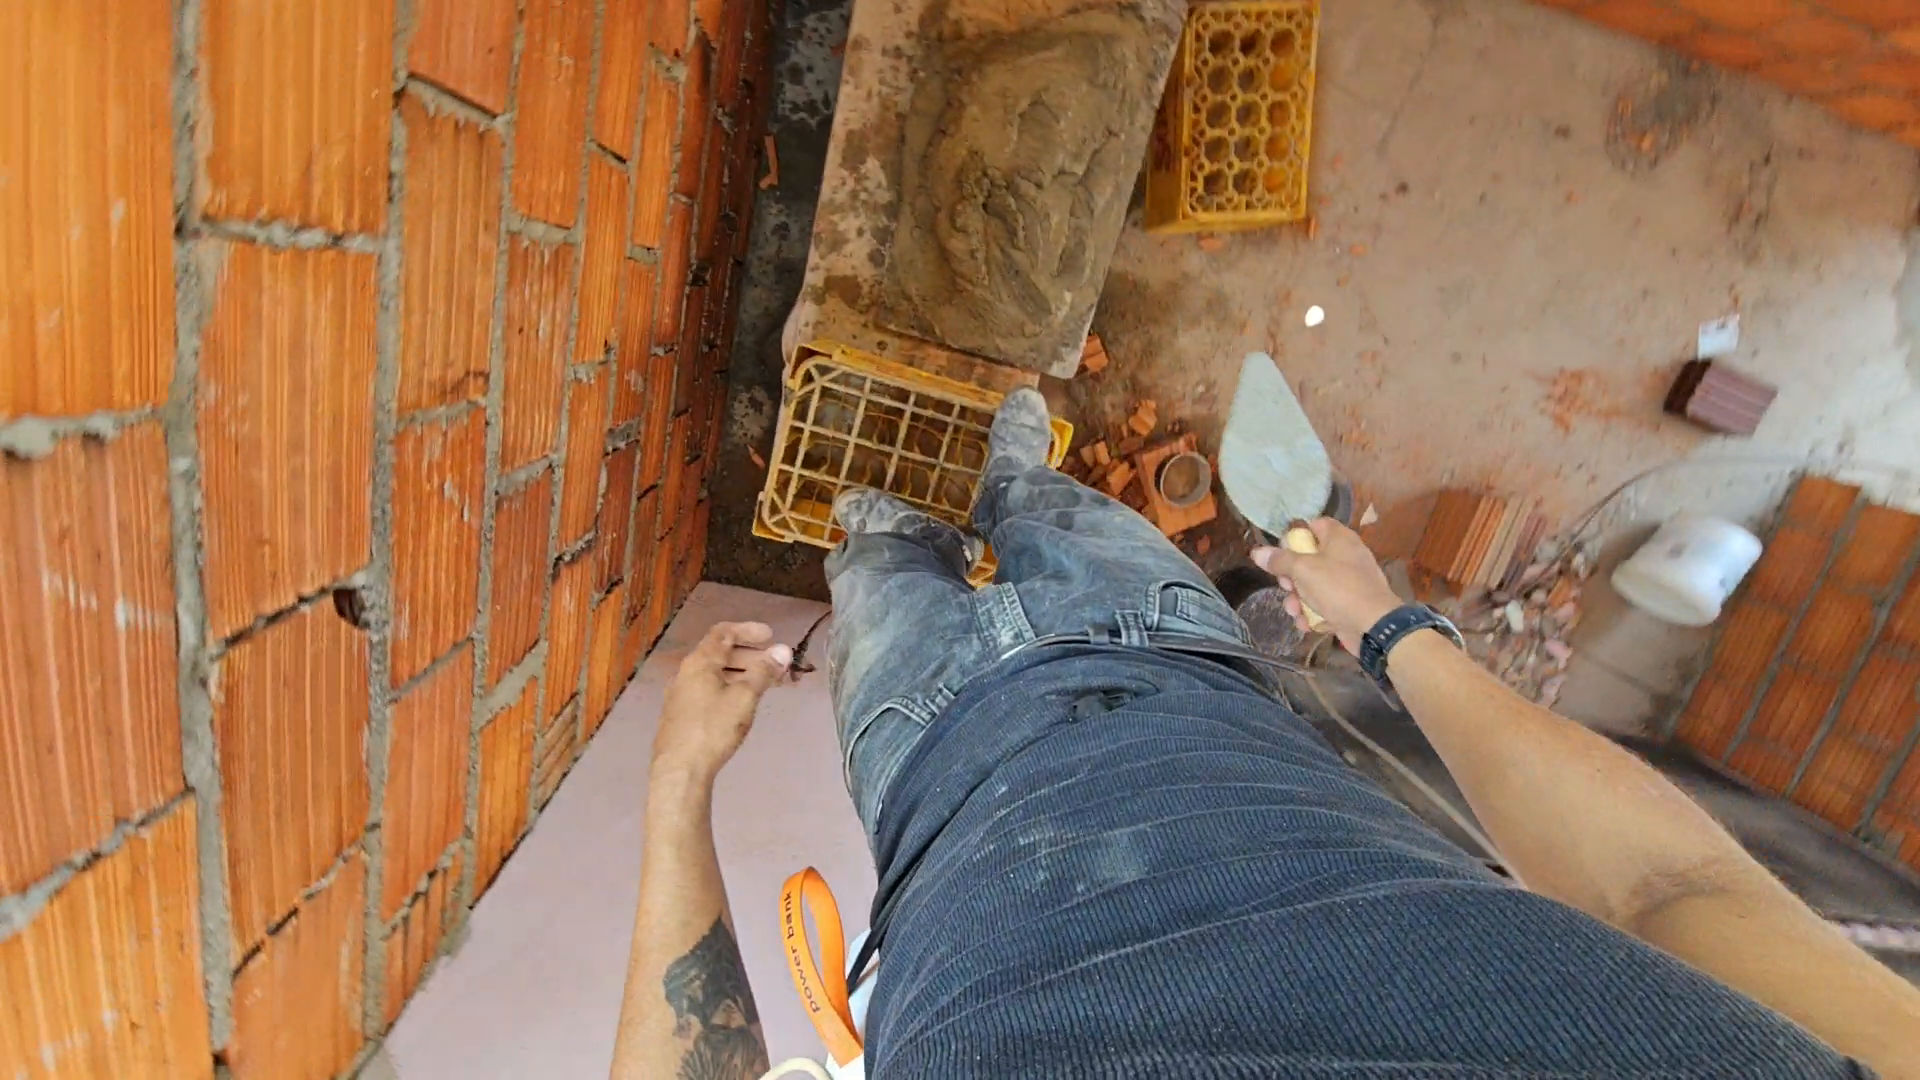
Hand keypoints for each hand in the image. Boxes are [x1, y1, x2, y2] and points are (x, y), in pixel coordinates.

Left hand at [651, 622, 792, 782]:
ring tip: (764, 686)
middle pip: (720, 653)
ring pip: (715, 674)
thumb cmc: (714, 728)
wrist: (680, 770)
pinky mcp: (680, 716)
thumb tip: (782, 650)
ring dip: (742, 674)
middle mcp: (686, 673)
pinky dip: (729, 688)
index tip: (770, 636)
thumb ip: (764, 671)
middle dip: (750, 655)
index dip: (748, 630)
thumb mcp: (745, 697)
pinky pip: (708, 690)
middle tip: (774, 665)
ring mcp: (681, 695)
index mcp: (700, 662)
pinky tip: (741, 705)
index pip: (723, 632)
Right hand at [1251, 518, 1401, 655]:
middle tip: (1285, 585)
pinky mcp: (1349, 603)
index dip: (1296, 536)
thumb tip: (1257, 552)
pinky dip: (1314, 612)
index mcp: (1339, 539)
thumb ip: (1279, 560)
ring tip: (1294, 610)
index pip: (1315, 525)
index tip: (1282, 551)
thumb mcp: (1303, 570)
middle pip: (1309, 558)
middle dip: (1291, 576)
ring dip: (1298, 599)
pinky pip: (1324, 603)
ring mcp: (1349, 581)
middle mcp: (1346, 556)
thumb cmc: (1338, 589)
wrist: (1374, 626)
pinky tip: (1307, 623)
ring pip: (1313, 584)